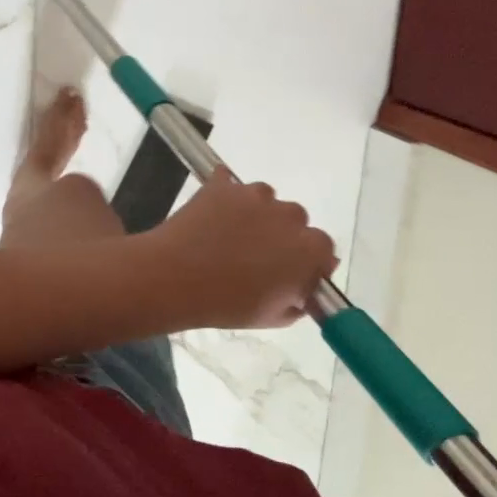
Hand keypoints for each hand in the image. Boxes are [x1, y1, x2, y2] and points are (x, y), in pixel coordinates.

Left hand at [137, 179, 337, 329]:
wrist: (174, 277)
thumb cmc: (227, 303)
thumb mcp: (274, 316)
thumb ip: (298, 299)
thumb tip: (302, 287)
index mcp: (310, 249)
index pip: (322, 249)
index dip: (305, 261)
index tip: (287, 272)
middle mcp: (290, 216)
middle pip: (295, 220)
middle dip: (280, 234)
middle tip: (254, 254)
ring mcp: (254, 195)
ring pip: (265, 199)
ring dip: (255, 212)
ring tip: (228, 234)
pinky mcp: (222, 184)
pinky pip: (229, 180)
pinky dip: (224, 192)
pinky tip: (212, 209)